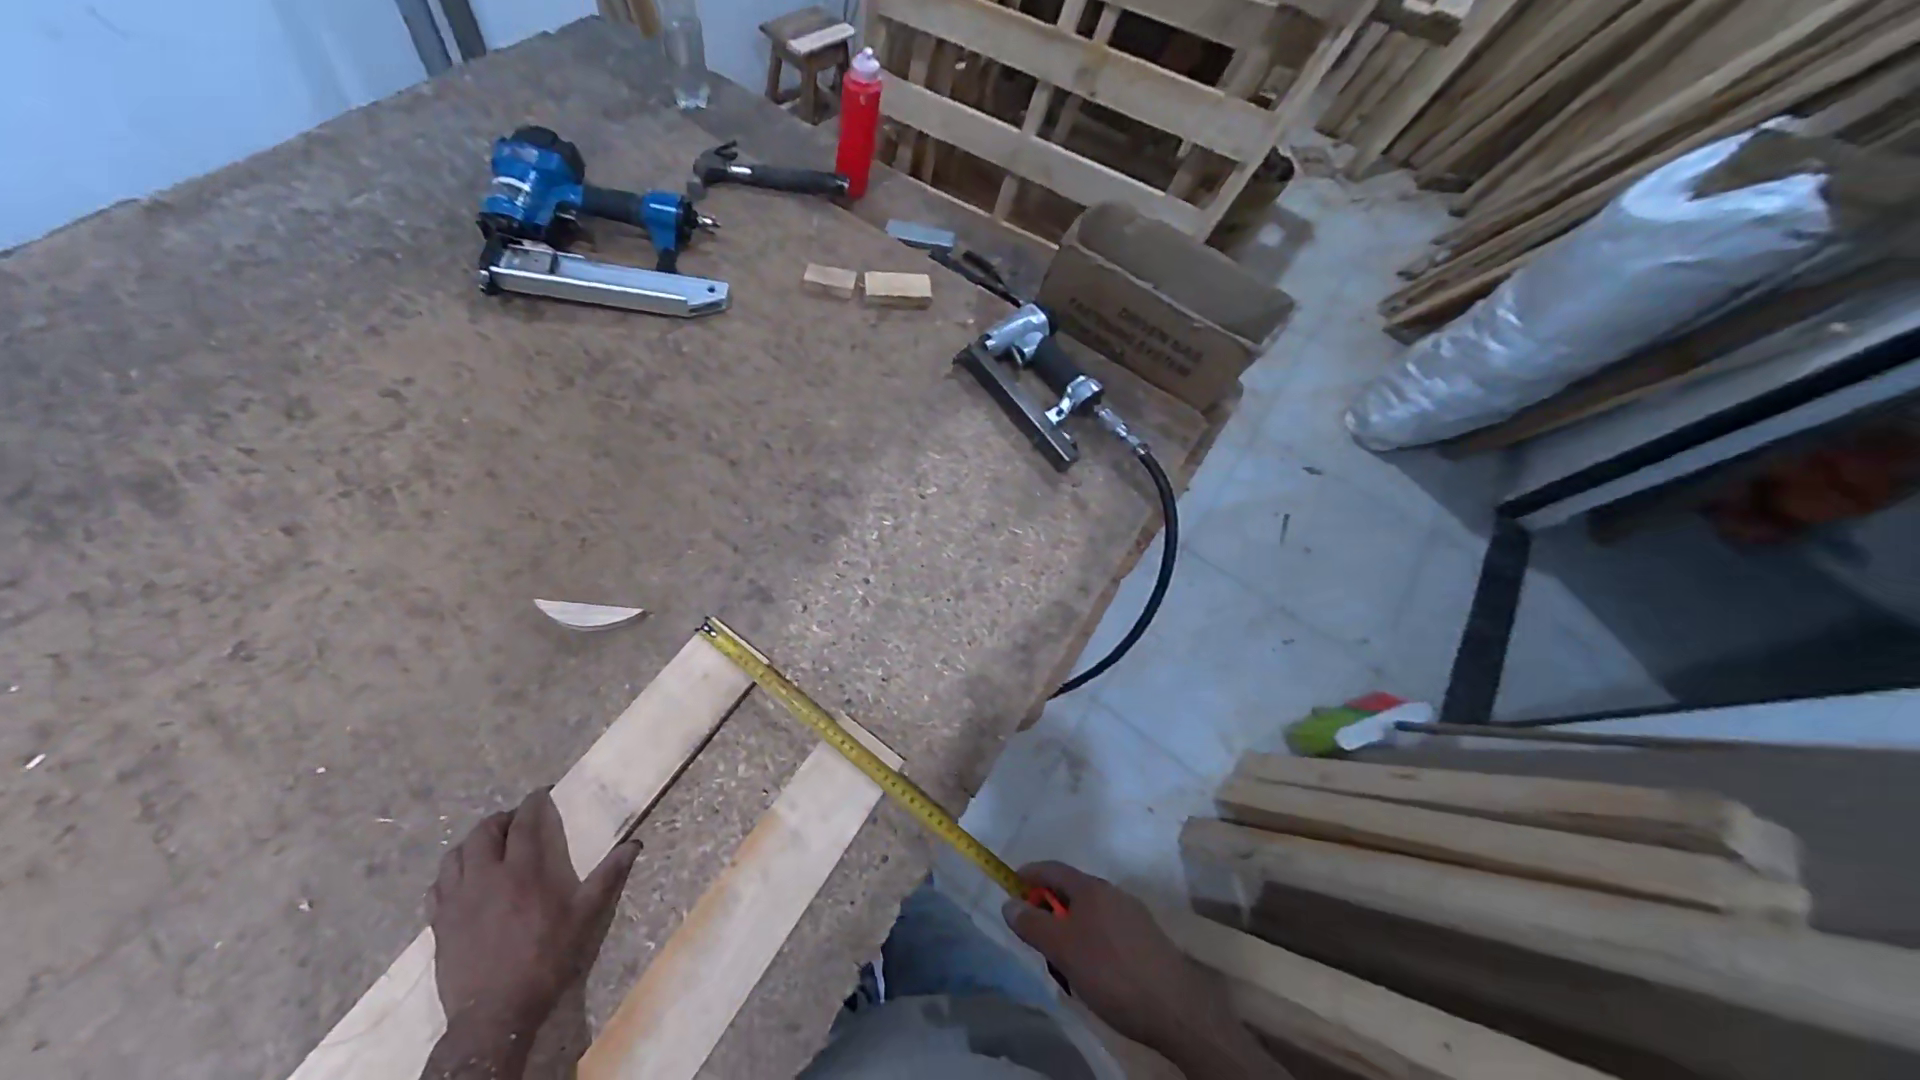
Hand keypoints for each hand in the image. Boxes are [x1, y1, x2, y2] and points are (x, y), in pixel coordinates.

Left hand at [429, 788, 640, 1034]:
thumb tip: (634, 845)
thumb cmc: (546, 958)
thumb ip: (608, 876)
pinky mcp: (439, 923)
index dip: (534, 802)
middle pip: (485, 832)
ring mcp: (457, 900)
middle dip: (502, 818)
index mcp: (524, 870)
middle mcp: (486, 876)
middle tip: (517, 820)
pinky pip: (437, 886)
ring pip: (456, 855)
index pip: (526, 822)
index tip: (542, 794)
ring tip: (489, 845)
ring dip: (473, 842)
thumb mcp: (585, 916)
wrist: (495, 1011)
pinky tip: (463, 879)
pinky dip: (450, 872)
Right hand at [1000, 862, 1228, 1049]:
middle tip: (1035, 936)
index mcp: (1091, 888)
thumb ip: (1033, 924)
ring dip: (1070, 929)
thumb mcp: (1062, 950)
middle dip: (1049, 909)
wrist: (1175, 1008)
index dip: (1030, 874)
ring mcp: (1133, 914)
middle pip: (1071, 891)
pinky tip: (1092, 972)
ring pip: (1090, 913)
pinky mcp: (1146, 938)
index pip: (1053, 868)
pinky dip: (1091, 941)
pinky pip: (1107, 930)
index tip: (1011, 886)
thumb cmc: (1110, 972)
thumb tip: (1010, 903)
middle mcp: (1113, 893)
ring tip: (1063, 962)